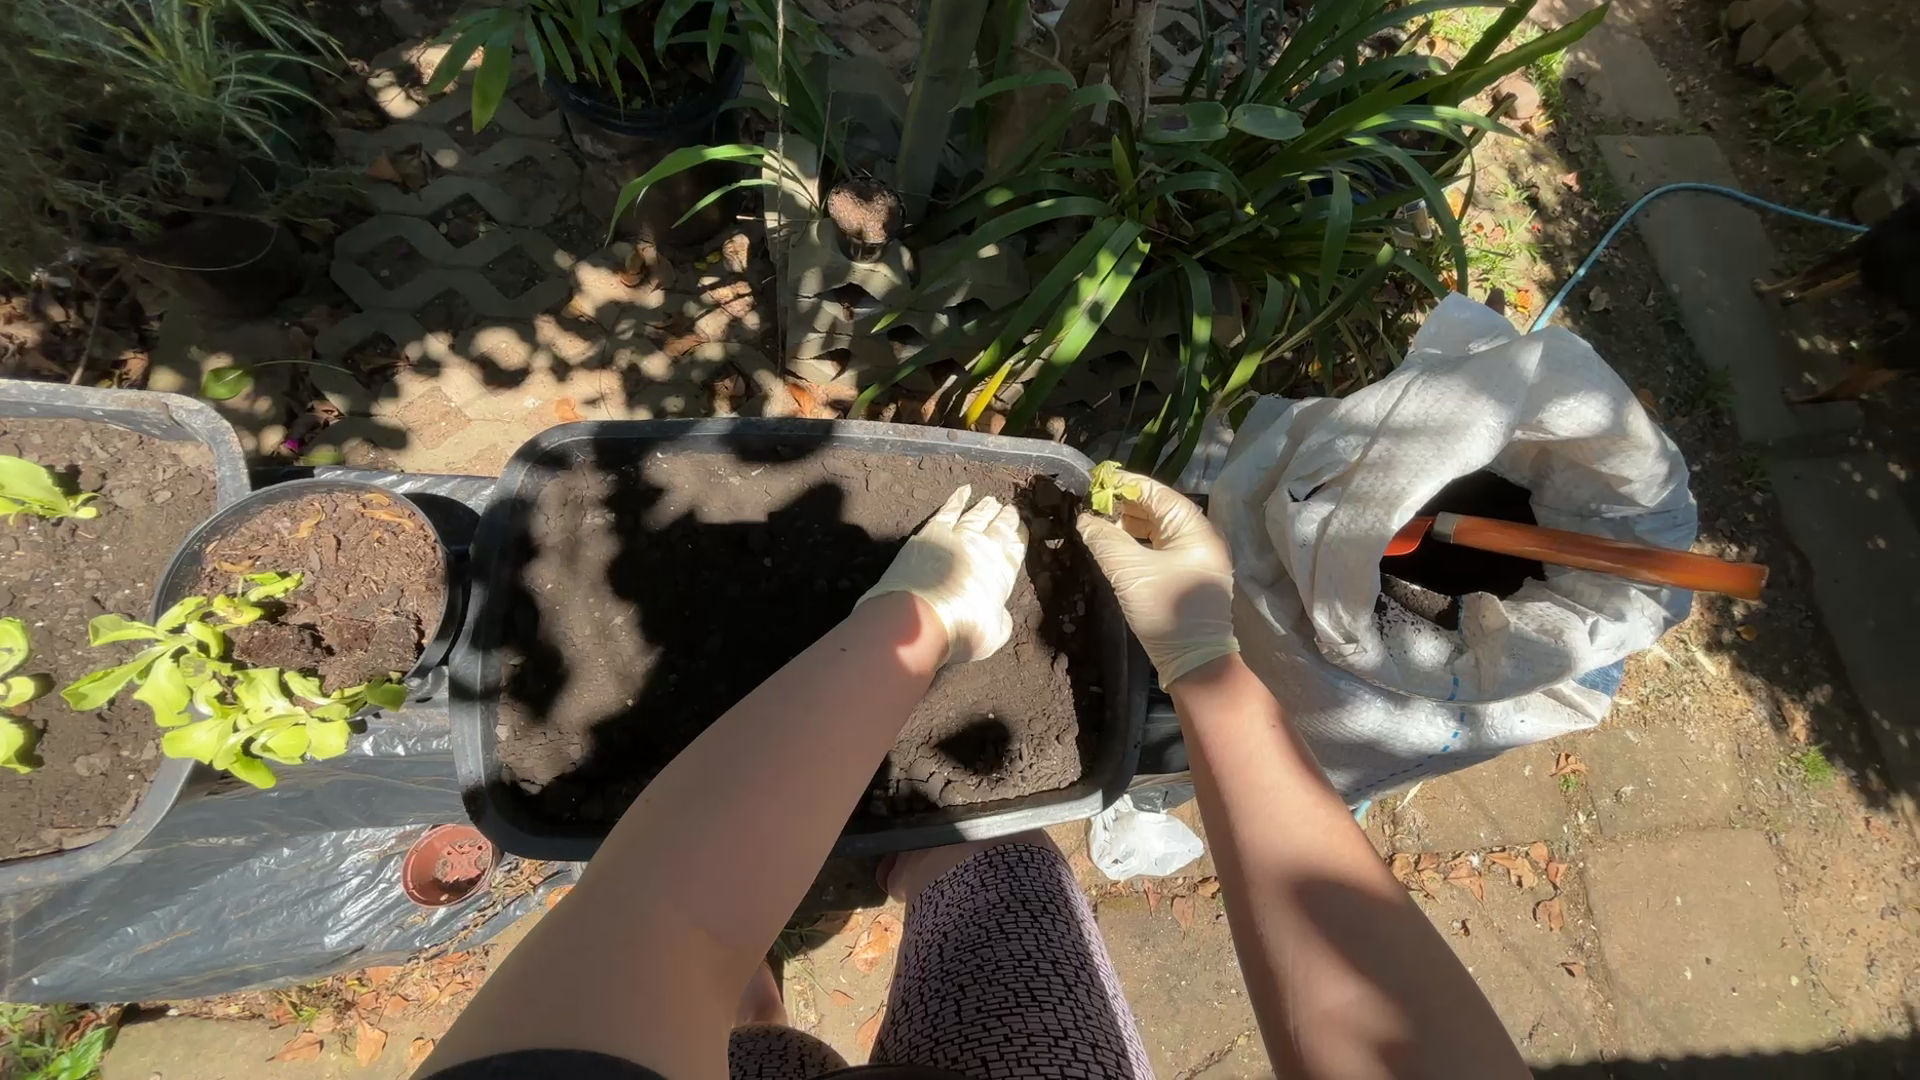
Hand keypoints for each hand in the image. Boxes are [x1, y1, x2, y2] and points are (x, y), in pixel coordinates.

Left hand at [859, 485, 1025, 664]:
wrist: (921, 617)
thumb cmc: (961, 630)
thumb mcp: (995, 634)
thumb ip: (1001, 618)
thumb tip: (998, 612)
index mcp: (1004, 570)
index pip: (1017, 545)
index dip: (1020, 535)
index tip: (1022, 527)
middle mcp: (984, 547)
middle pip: (999, 526)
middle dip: (1006, 517)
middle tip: (1011, 509)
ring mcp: (957, 536)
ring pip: (976, 515)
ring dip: (985, 507)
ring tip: (992, 501)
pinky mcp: (931, 532)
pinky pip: (949, 509)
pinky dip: (958, 498)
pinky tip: (964, 491)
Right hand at [1075, 468, 1237, 685]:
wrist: (1195, 662)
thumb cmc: (1166, 611)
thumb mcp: (1130, 572)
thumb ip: (1104, 540)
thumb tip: (1084, 520)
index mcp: (1193, 527)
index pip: (1154, 491)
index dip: (1122, 484)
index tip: (1093, 481)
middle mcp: (1197, 536)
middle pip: (1155, 508)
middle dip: (1122, 504)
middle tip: (1089, 504)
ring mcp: (1193, 556)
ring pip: (1155, 528)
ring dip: (1126, 524)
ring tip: (1096, 524)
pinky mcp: (1184, 575)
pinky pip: (1157, 547)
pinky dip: (1135, 542)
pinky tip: (1113, 546)